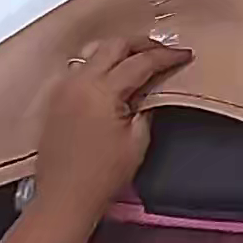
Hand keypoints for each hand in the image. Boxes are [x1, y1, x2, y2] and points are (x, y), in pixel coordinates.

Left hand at [33, 37, 193, 224]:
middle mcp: (80, 81)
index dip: (166, 56)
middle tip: (164, 50)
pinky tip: (113, 73)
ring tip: (140, 58)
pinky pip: (81, 66)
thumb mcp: (137, 141)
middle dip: (142, 44)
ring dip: (119, 50)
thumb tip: (151, 89)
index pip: (140, 62)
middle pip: (114, 45)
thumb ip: (147, 106)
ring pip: (94, 51)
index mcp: (101, 91)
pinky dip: (101, 61)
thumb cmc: (104, 174)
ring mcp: (64, 87)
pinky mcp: (57, 97)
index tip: (185, 54)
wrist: (63, 198)